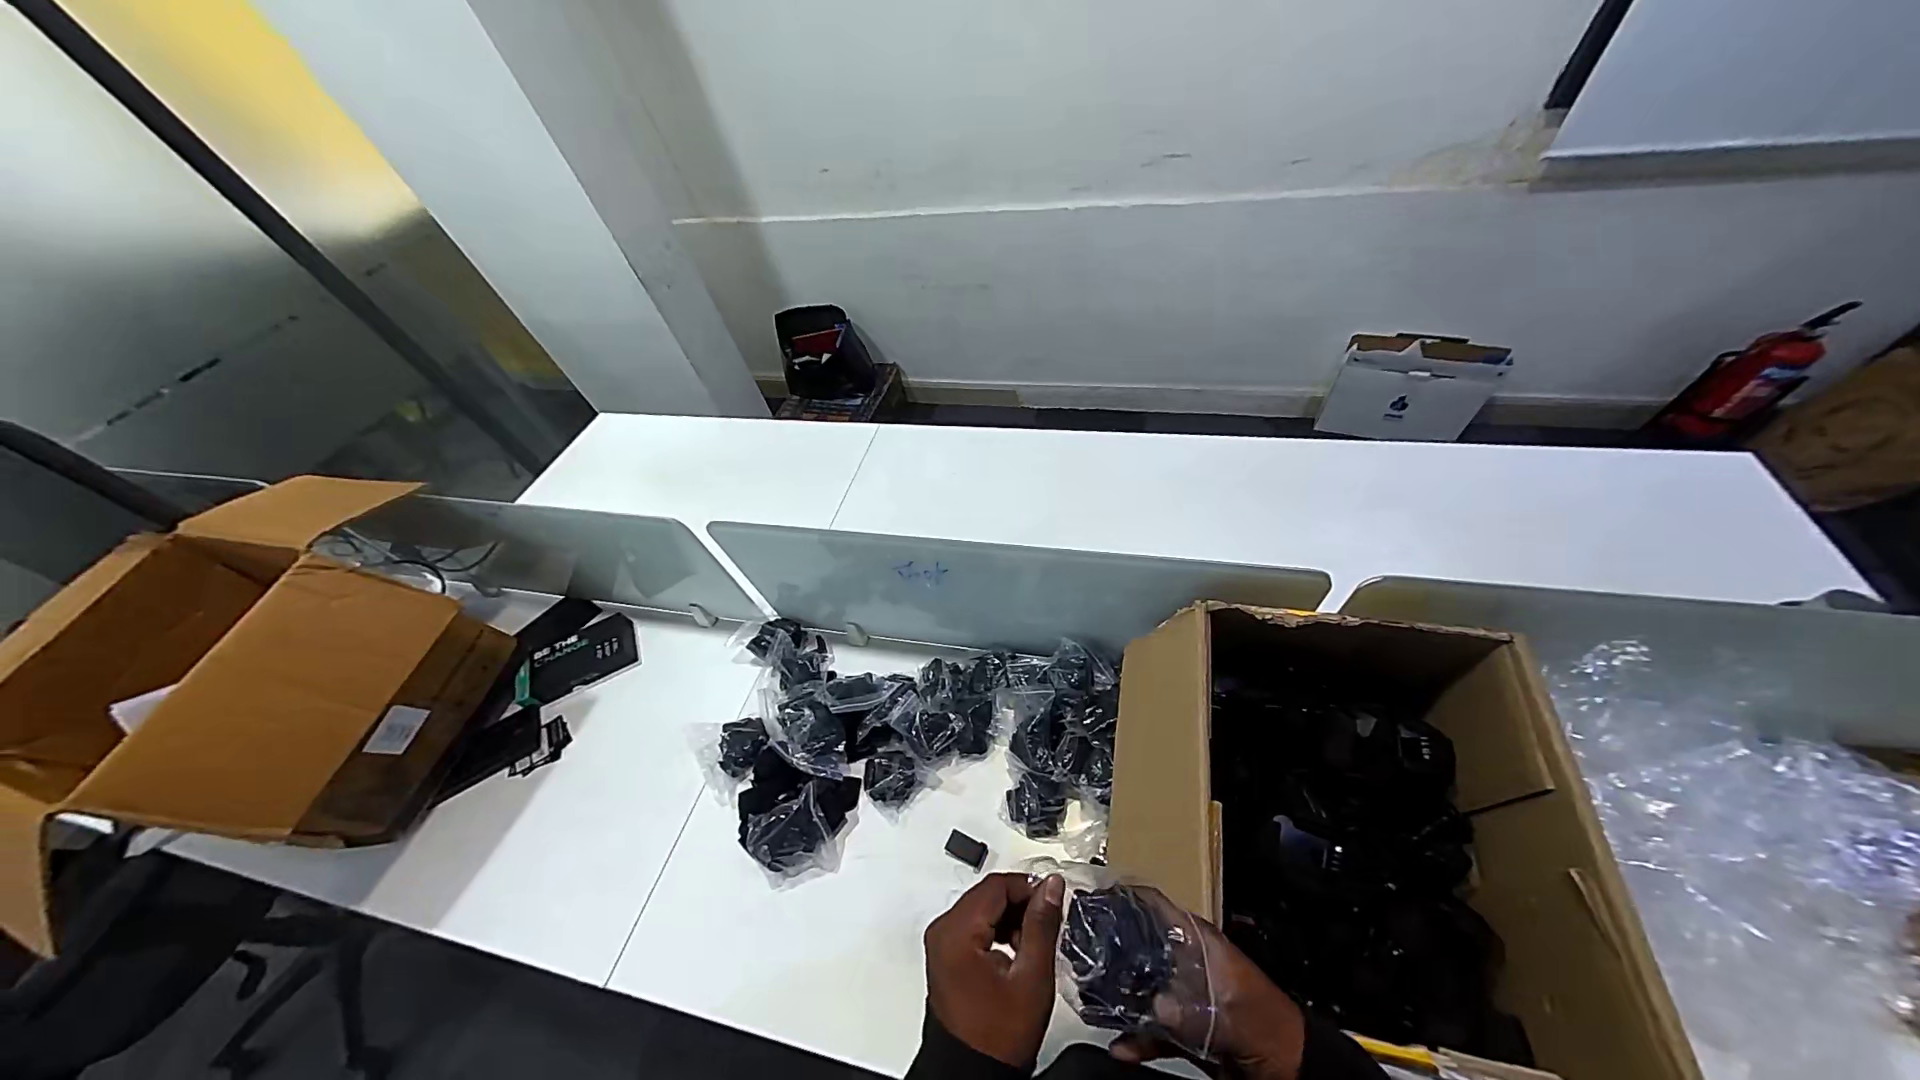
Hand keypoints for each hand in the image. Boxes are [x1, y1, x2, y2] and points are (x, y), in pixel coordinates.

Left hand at [923, 872, 1066, 1068]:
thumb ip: (1042, 924)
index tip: (1052, 897)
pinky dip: (998, 930)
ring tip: (1033, 942)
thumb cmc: (996, 1038)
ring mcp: (942, 943)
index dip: (1029, 887)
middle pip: (987, 894)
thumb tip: (1050, 887)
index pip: (996, 886)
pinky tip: (1017, 951)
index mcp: (956, 932)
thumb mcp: (1031, 977)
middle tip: (1047, 921)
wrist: (973, 1075)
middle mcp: (942, 932)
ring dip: (1011, 916)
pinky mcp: (946, 954)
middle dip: (1020, 903)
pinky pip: (975, 925)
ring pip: (983, 908)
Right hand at [1109, 891, 1306, 1079]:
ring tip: (1091, 996)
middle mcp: (1186, 962)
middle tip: (1080, 948)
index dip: (1124, 898)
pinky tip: (1119, 1045)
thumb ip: (1193, 1009)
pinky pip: (1152, 1027)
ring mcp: (1185, 995)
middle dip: (1112, 949)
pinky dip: (1136, 1037)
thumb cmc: (1271, 1027)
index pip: (1155, 906)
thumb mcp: (1233, 1014)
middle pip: (1141, 946)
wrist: (1294, 1073)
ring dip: (1119, 995)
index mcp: (1198, 942)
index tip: (1093, 899)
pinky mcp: (1185, 1028)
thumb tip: (1155, 1004)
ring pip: (1142, 987)